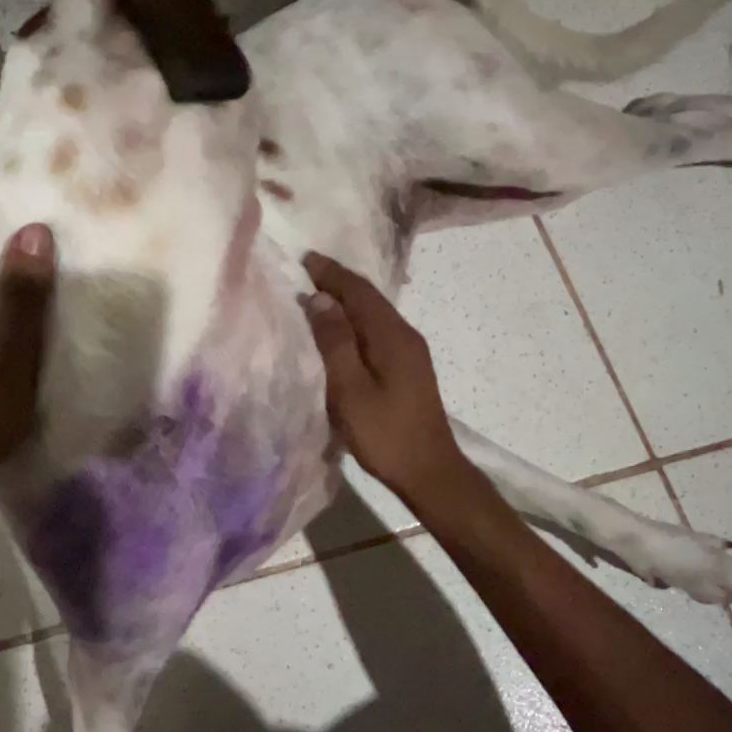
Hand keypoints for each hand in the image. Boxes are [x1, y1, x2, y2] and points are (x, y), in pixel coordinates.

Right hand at [301, 252, 469, 497]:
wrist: (429, 472)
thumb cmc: (384, 433)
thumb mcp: (350, 388)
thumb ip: (334, 342)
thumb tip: (320, 299)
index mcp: (392, 335)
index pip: (358, 291)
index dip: (330, 273)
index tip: (303, 259)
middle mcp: (405, 335)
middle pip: (368, 298)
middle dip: (337, 282)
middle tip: (304, 273)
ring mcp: (410, 352)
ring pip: (373, 314)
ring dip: (345, 302)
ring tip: (313, 298)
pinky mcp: (407, 369)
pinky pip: (376, 331)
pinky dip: (353, 322)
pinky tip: (337, 332)